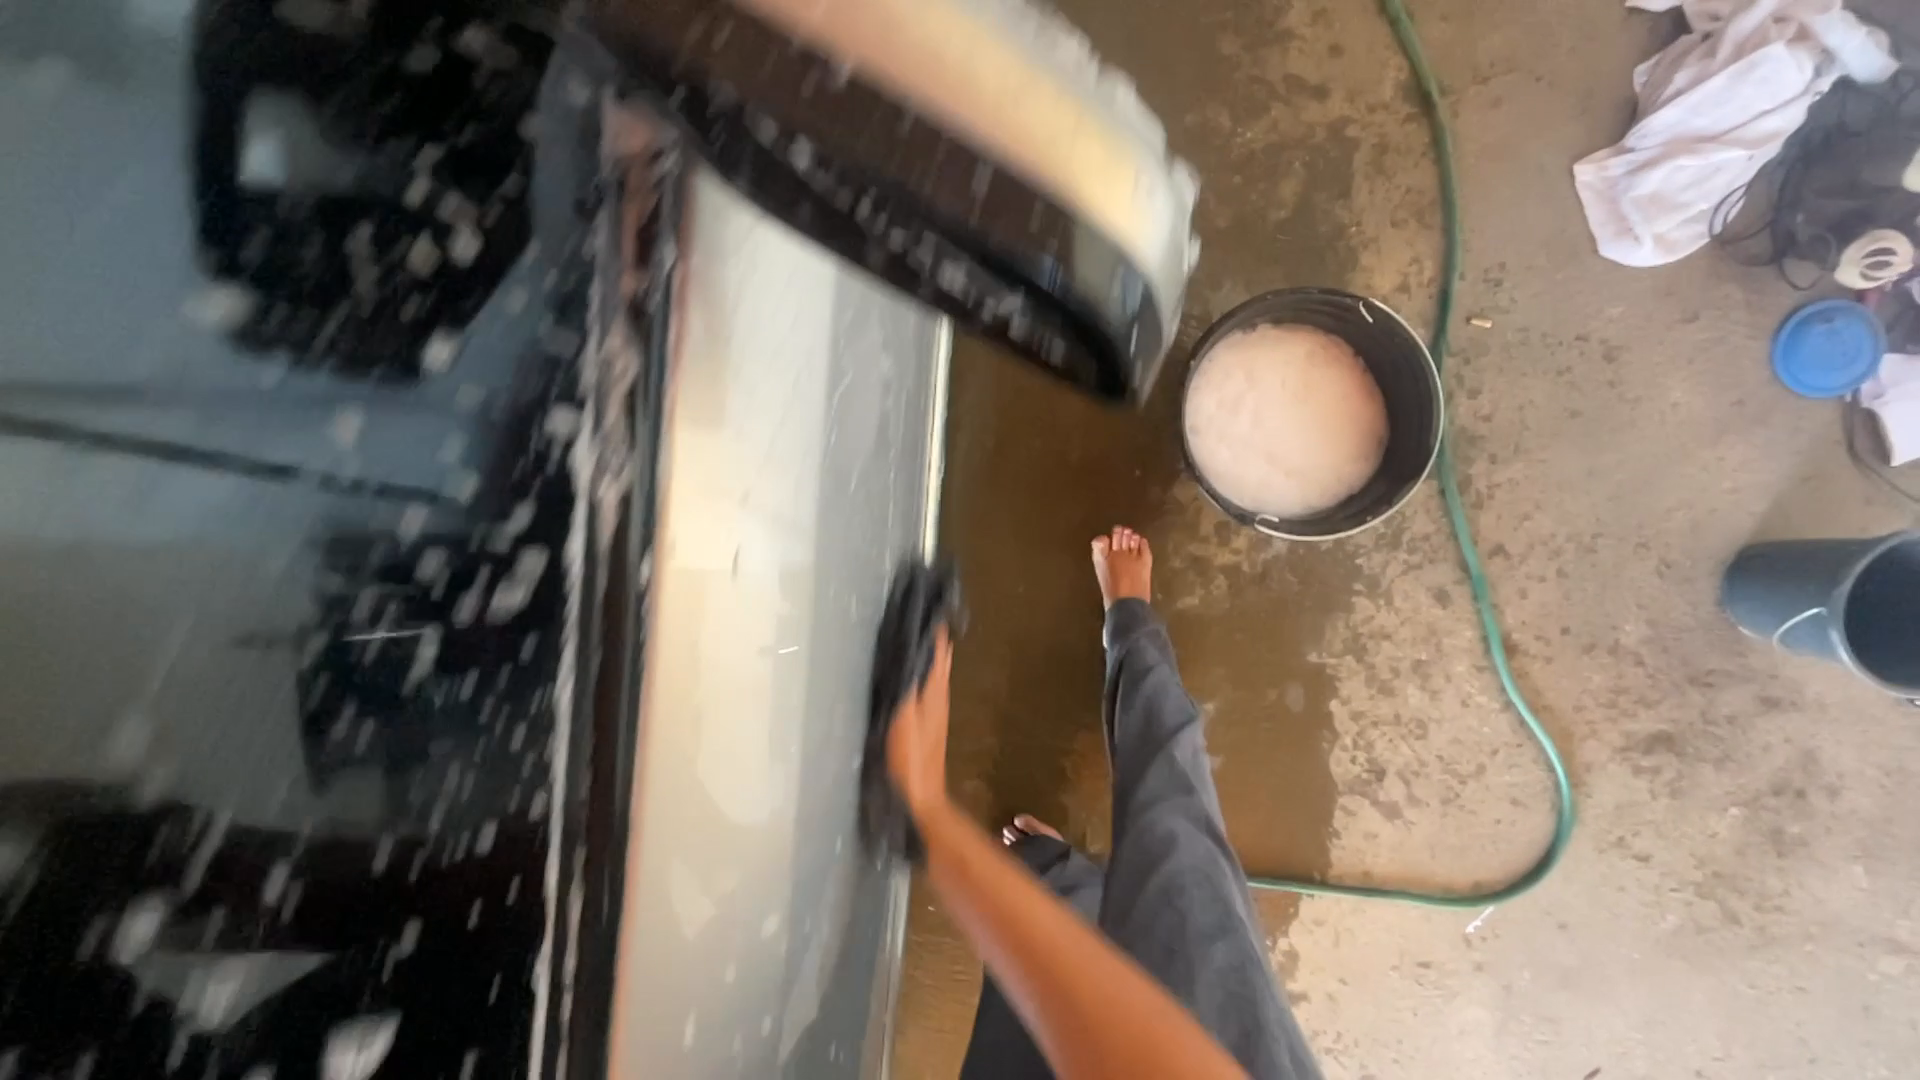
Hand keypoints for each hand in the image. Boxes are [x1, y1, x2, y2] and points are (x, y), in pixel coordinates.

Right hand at [886, 627, 952, 817]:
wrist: (921, 795)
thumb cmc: (911, 755)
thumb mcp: (905, 716)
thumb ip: (908, 684)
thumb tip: (913, 650)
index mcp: (935, 690)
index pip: (939, 650)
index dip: (937, 628)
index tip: (931, 603)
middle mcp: (939, 695)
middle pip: (939, 659)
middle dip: (934, 637)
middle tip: (922, 612)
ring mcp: (935, 709)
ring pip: (934, 671)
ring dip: (929, 652)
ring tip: (916, 632)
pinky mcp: (928, 721)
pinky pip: (926, 685)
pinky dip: (921, 670)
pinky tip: (911, 670)